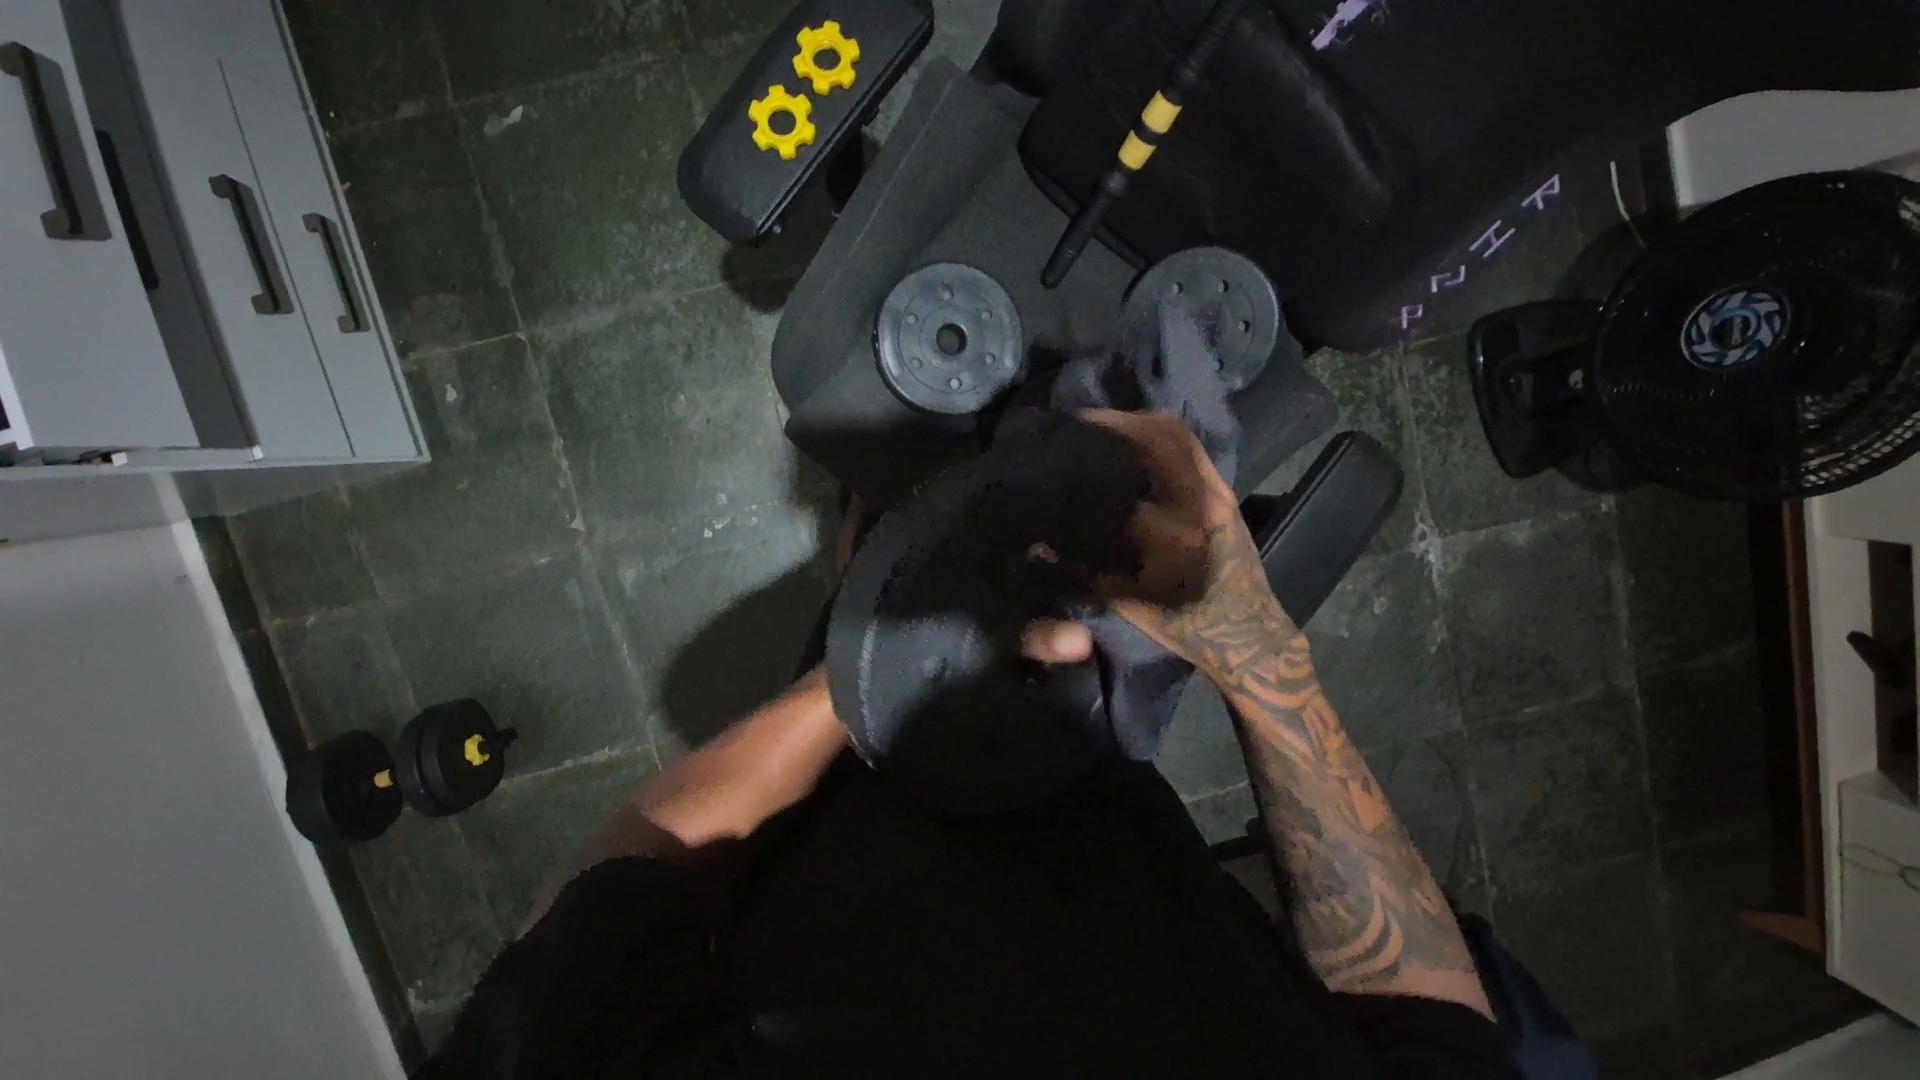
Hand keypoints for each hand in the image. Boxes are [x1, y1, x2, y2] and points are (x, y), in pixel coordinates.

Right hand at [1027, 409, 1301, 682]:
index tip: (1068, 436)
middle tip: (1082, 424)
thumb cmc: (1185, 625)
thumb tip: (1039, 546)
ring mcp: (1217, 492)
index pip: (1126, 470)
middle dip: (1117, 421)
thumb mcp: (1127, 602)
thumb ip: (1082, 572)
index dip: (1096, 443)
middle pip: (1158, 434)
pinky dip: (1163, 440)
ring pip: (1178, 437)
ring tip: (1106, 430)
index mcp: (1170, 525)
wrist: (1248, 634)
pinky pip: (1192, 452)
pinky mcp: (1225, 495)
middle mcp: (1197, 498)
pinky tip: (1138, 449)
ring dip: (1140, 425)